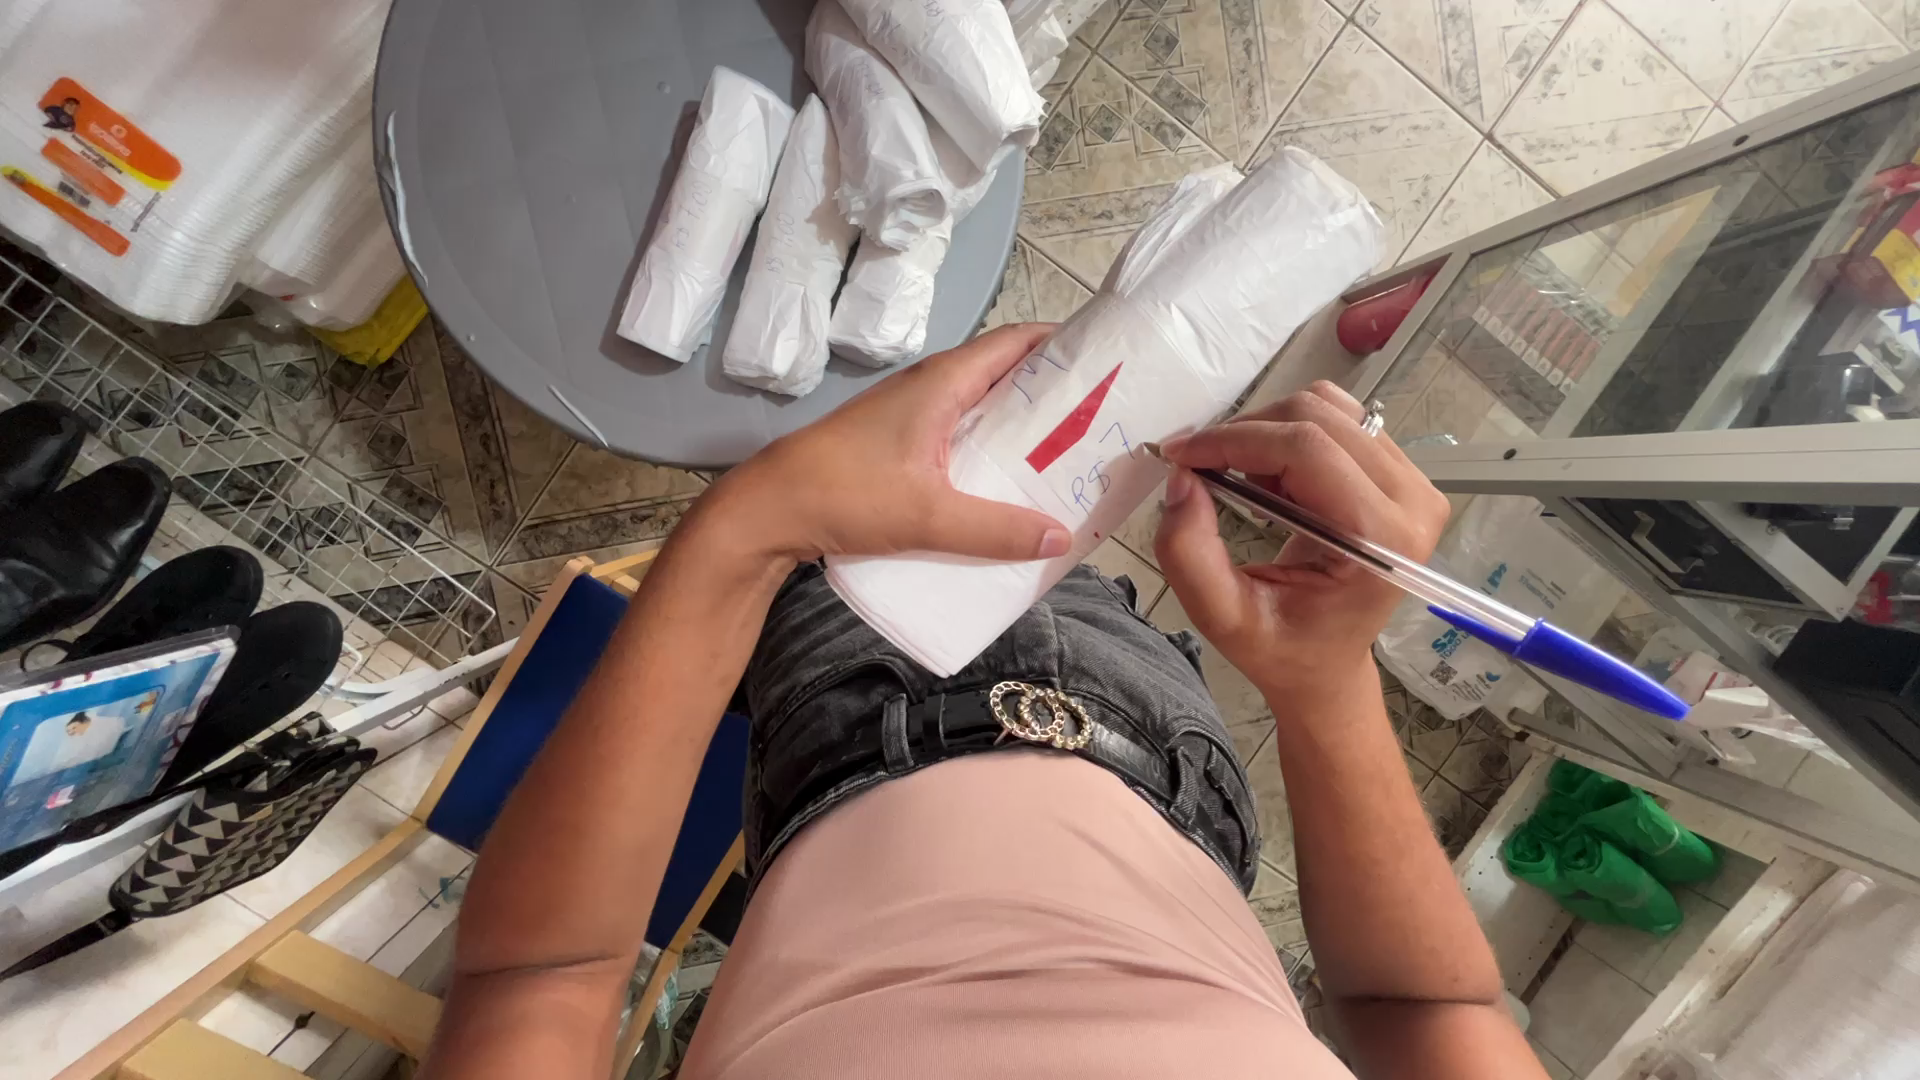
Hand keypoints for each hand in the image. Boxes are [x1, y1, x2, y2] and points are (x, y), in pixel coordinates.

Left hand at [703, 323, 1072, 562]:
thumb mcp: (928, 516)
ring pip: (980, 408)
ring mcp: (911, 415)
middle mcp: (930, 387)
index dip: (1063, 345)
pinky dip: (988, 449)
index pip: (1016, 342)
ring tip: (1063, 456)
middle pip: (1004, 375)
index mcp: (943, 382)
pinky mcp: (899, 443)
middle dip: (1051, 393)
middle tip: (1097, 423)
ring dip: (1019, 425)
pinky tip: (1004, 484)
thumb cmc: (845, 494)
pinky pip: (958, 434)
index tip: (1107, 364)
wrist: (770, 509)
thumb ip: (996, 528)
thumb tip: (1061, 537)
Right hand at [1154, 381, 1450, 698]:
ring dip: (1266, 433)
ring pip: (1327, 408)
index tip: (1178, 456)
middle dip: (1243, 433)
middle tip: (1200, 469)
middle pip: (1317, 416)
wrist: (1326, 666)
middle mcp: (1412, 499)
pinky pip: (1338, 421)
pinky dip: (1287, 437)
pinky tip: (1271, 479)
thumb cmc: (1280, 649)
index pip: (1306, 449)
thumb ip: (1189, 552)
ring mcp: (1414, 482)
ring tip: (1243, 482)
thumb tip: (1181, 477)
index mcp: (1380, 538)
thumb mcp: (1220, 616)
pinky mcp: (1401, 475)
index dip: (1232, 440)